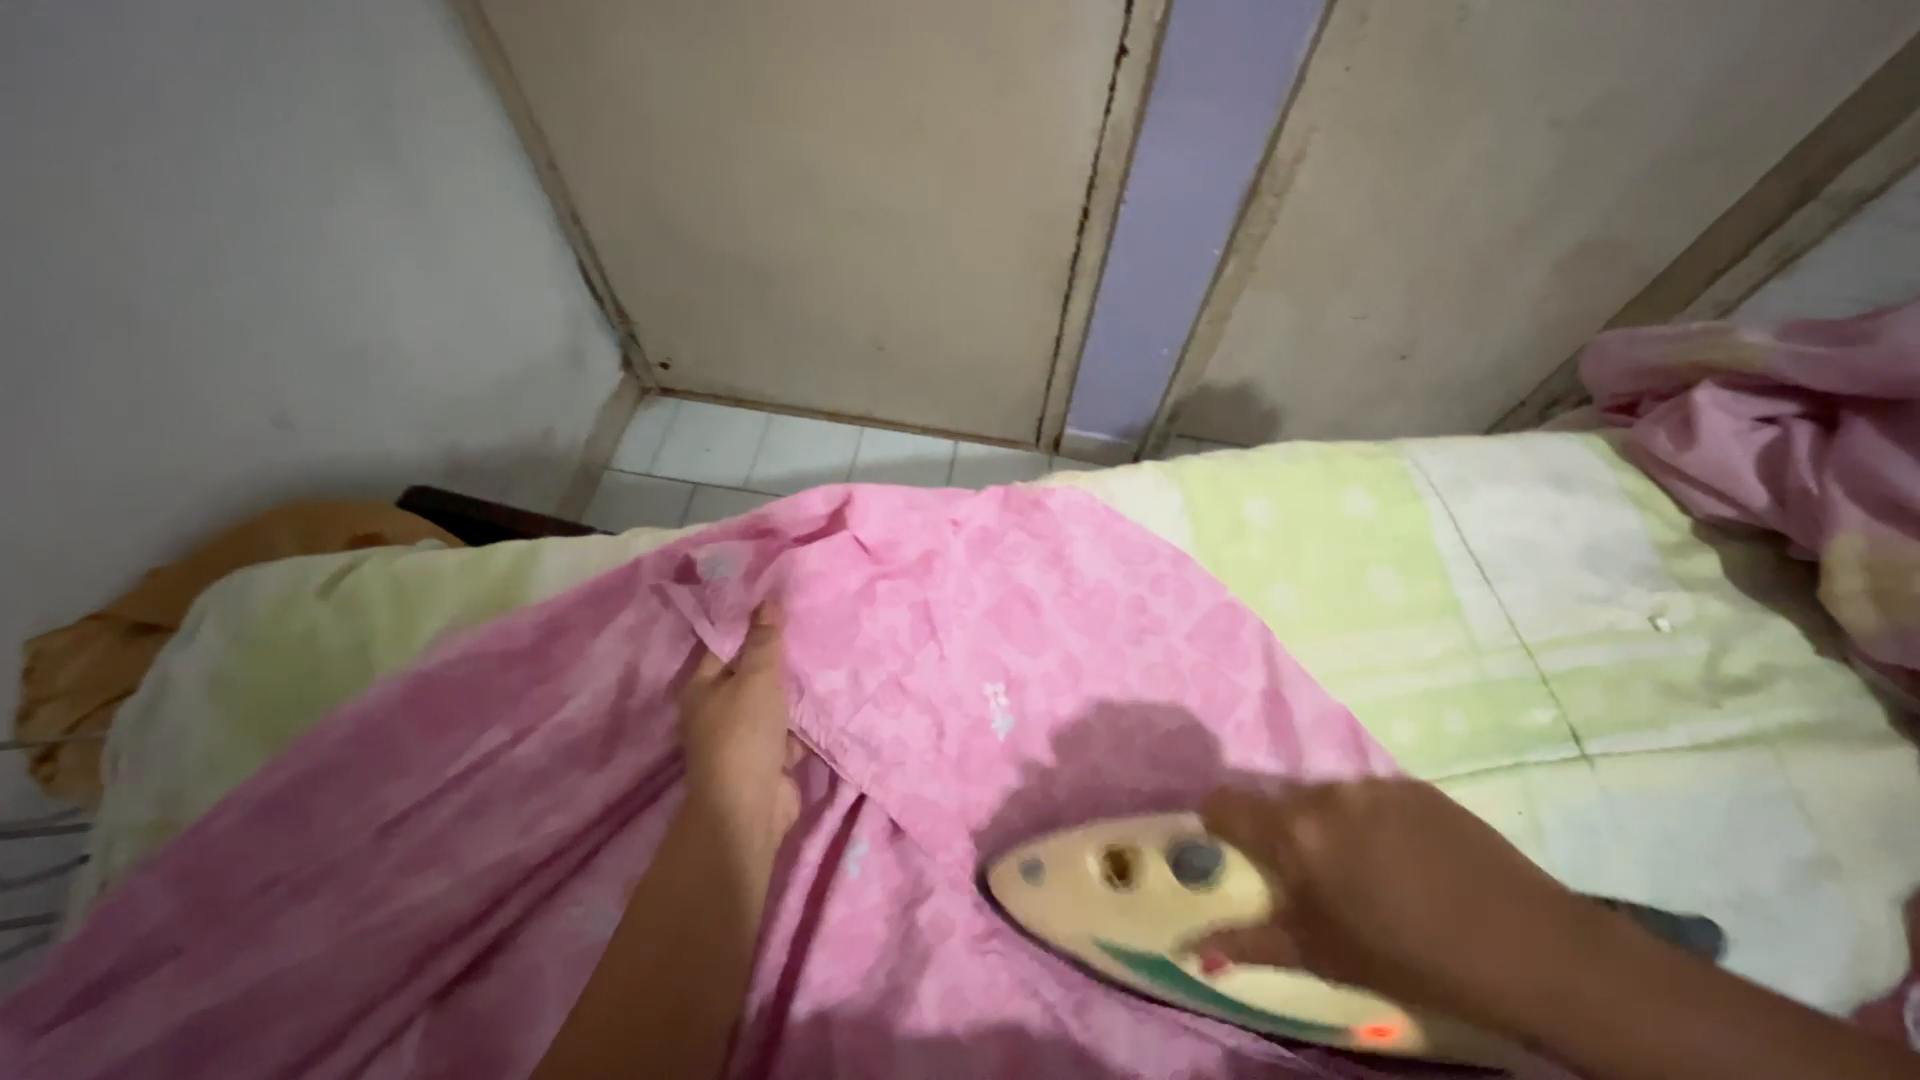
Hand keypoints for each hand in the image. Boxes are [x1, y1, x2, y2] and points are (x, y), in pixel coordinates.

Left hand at [678, 601, 803, 846]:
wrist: (750, 808)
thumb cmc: (744, 734)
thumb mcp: (756, 679)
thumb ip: (765, 640)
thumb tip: (769, 599)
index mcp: (701, 687)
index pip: (726, 644)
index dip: (752, 623)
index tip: (783, 600)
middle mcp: (717, 709)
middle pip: (752, 673)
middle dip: (780, 656)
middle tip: (811, 624)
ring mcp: (743, 736)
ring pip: (774, 702)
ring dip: (795, 690)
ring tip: (826, 656)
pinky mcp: (768, 758)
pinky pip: (789, 729)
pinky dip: (804, 721)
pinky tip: (828, 700)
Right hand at [1196, 779, 1606, 1031]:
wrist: (1530, 946)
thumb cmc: (1410, 958)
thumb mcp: (1322, 956)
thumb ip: (1250, 943)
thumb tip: (1194, 948)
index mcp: (1295, 830)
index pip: (1224, 803)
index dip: (1216, 826)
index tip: (1229, 855)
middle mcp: (1328, 792)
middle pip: (1278, 802)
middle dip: (1280, 835)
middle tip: (1306, 880)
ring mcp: (1377, 784)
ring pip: (1326, 799)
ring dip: (1328, 827)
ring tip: (1365, 874)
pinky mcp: (1418, 786)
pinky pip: (1371, 798)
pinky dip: (1371, 823)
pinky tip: (1405, 862)